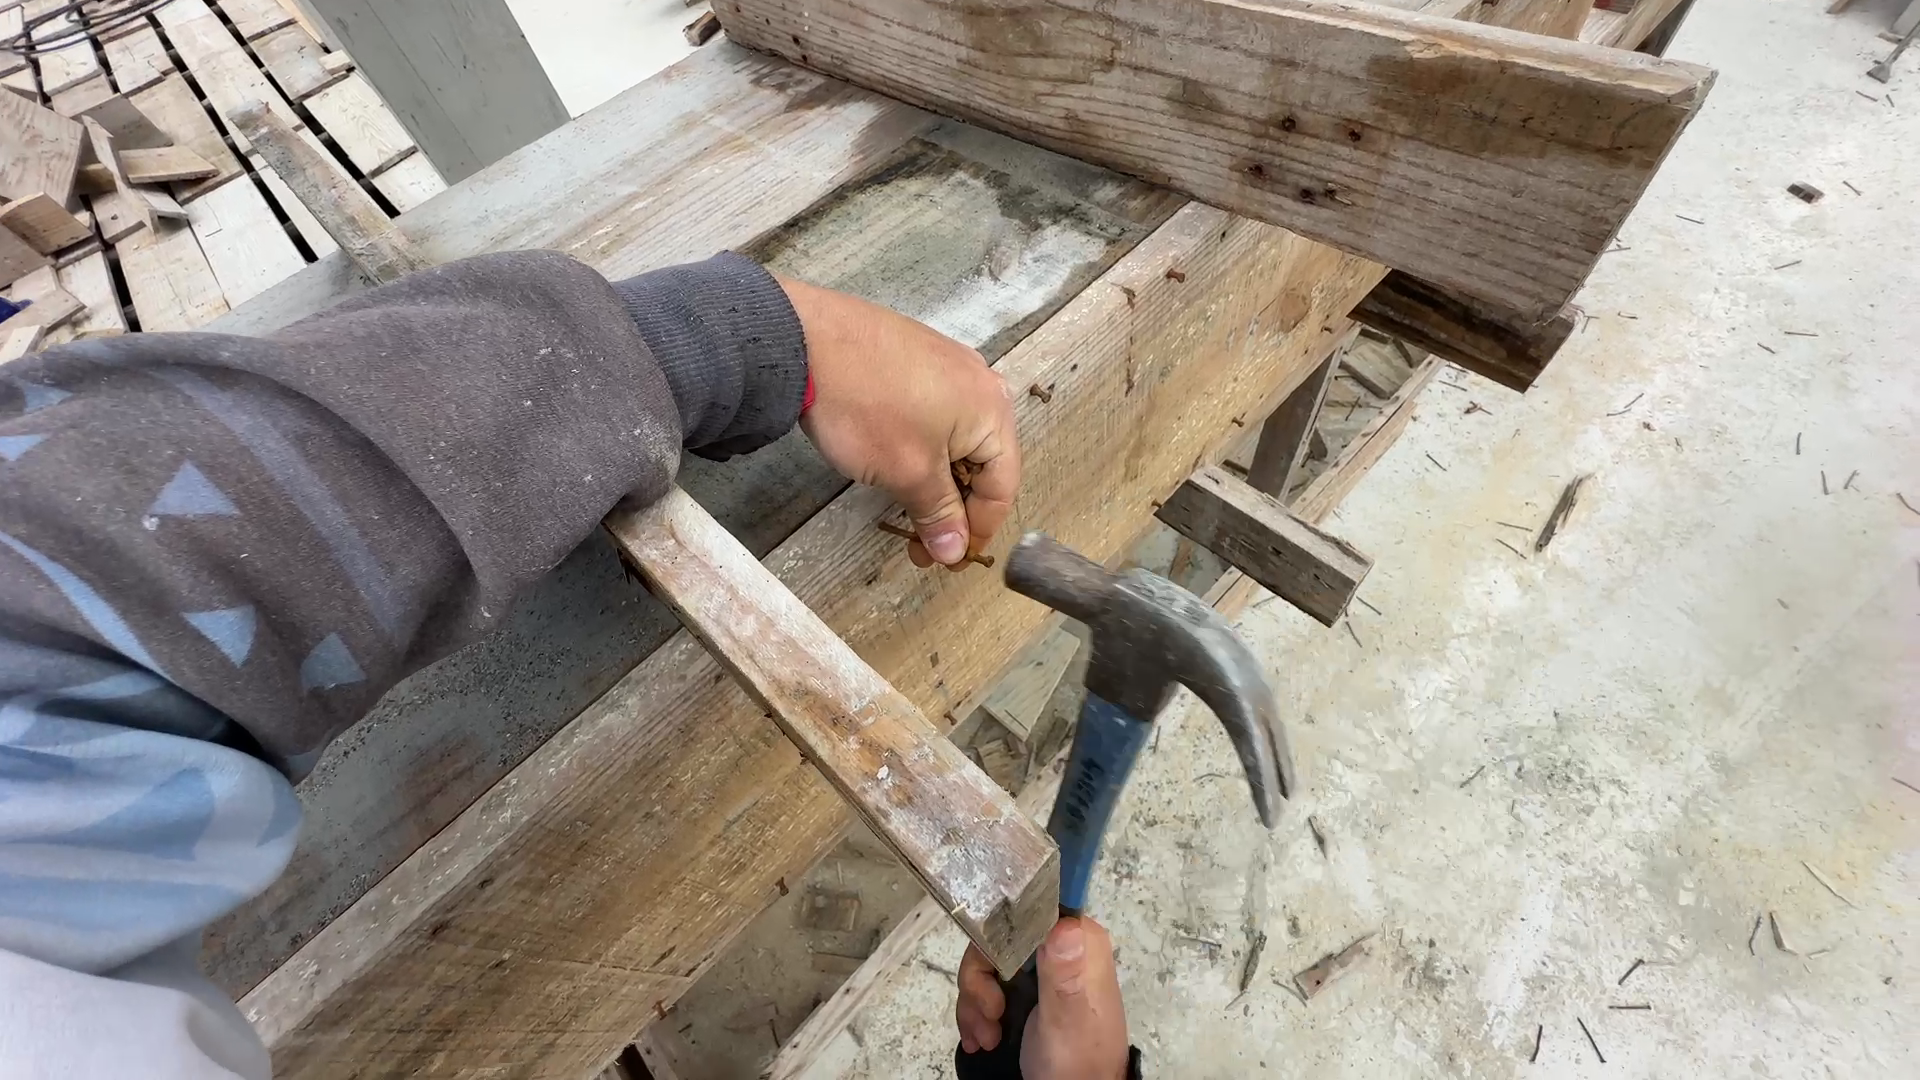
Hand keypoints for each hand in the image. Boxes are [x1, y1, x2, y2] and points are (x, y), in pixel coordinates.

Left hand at [778, 275, 1019, 566]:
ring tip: (905, 512)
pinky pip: (934, 417)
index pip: (1002, 487)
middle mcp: (982, 383)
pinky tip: (897, 468)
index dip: (978, 531)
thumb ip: (939, 514)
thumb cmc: (868, 409)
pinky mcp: (916, 358)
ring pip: (955, 441)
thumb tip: (954, 551)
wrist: (804, 339)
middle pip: (982, 463)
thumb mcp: (909, 472)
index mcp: (994, 411)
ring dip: (935, 484)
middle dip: (953, 510)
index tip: (949, 561)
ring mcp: (948, 366)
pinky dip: (922, 451)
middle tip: (922, 546)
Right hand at [957, 917, 1130, 1079]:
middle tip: (989, 1014)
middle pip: (1000, 935)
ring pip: (987, 961)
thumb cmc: (1077, 1061)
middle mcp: (1057, 945)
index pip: (1030, 906)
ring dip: (976, 1000)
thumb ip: (1063, 973)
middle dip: (981, 977)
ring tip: (986, 1036)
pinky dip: (976, 1011)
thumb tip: (1065, 925)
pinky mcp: (1022, 991)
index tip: (991, 968)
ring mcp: (1038, 969)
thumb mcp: (1067, 1018)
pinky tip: (980, 1037)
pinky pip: (985, 984)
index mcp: (1078, 938)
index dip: (1002, 931)